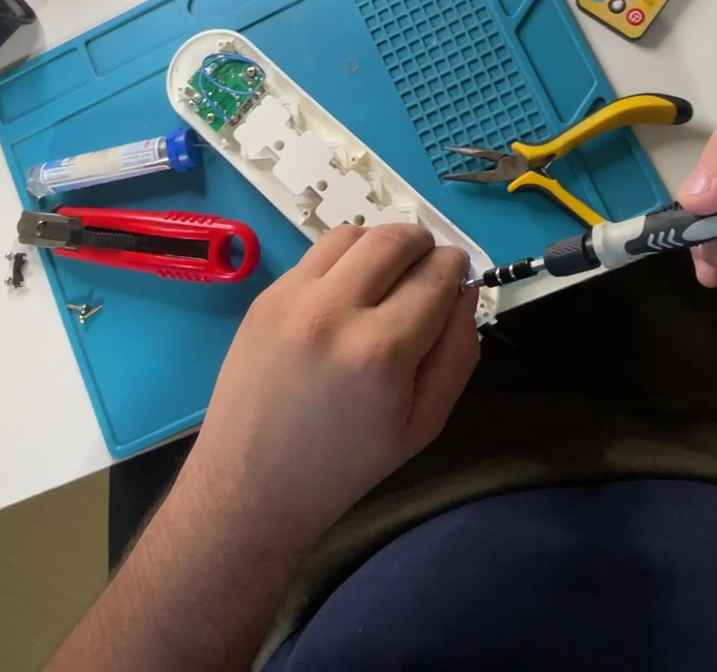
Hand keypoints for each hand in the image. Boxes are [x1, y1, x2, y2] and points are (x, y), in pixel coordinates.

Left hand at [182, 225, 481, 543]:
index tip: (458, 273)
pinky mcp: (265, 295)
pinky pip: (316, 253)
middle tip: (429, 265)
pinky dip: (344, 259)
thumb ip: (458, 351)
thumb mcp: (425, 423)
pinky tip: (347, 292)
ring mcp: (292, 298)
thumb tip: (464, 290)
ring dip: (382, 243)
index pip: (436, 275)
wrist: (252, 483)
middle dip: (424, 243)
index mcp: (380, 352)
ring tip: (388, 274)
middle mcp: (333, 312)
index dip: (456, 267)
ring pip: (353, 233)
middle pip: (394, 239)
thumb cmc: (348, 463)